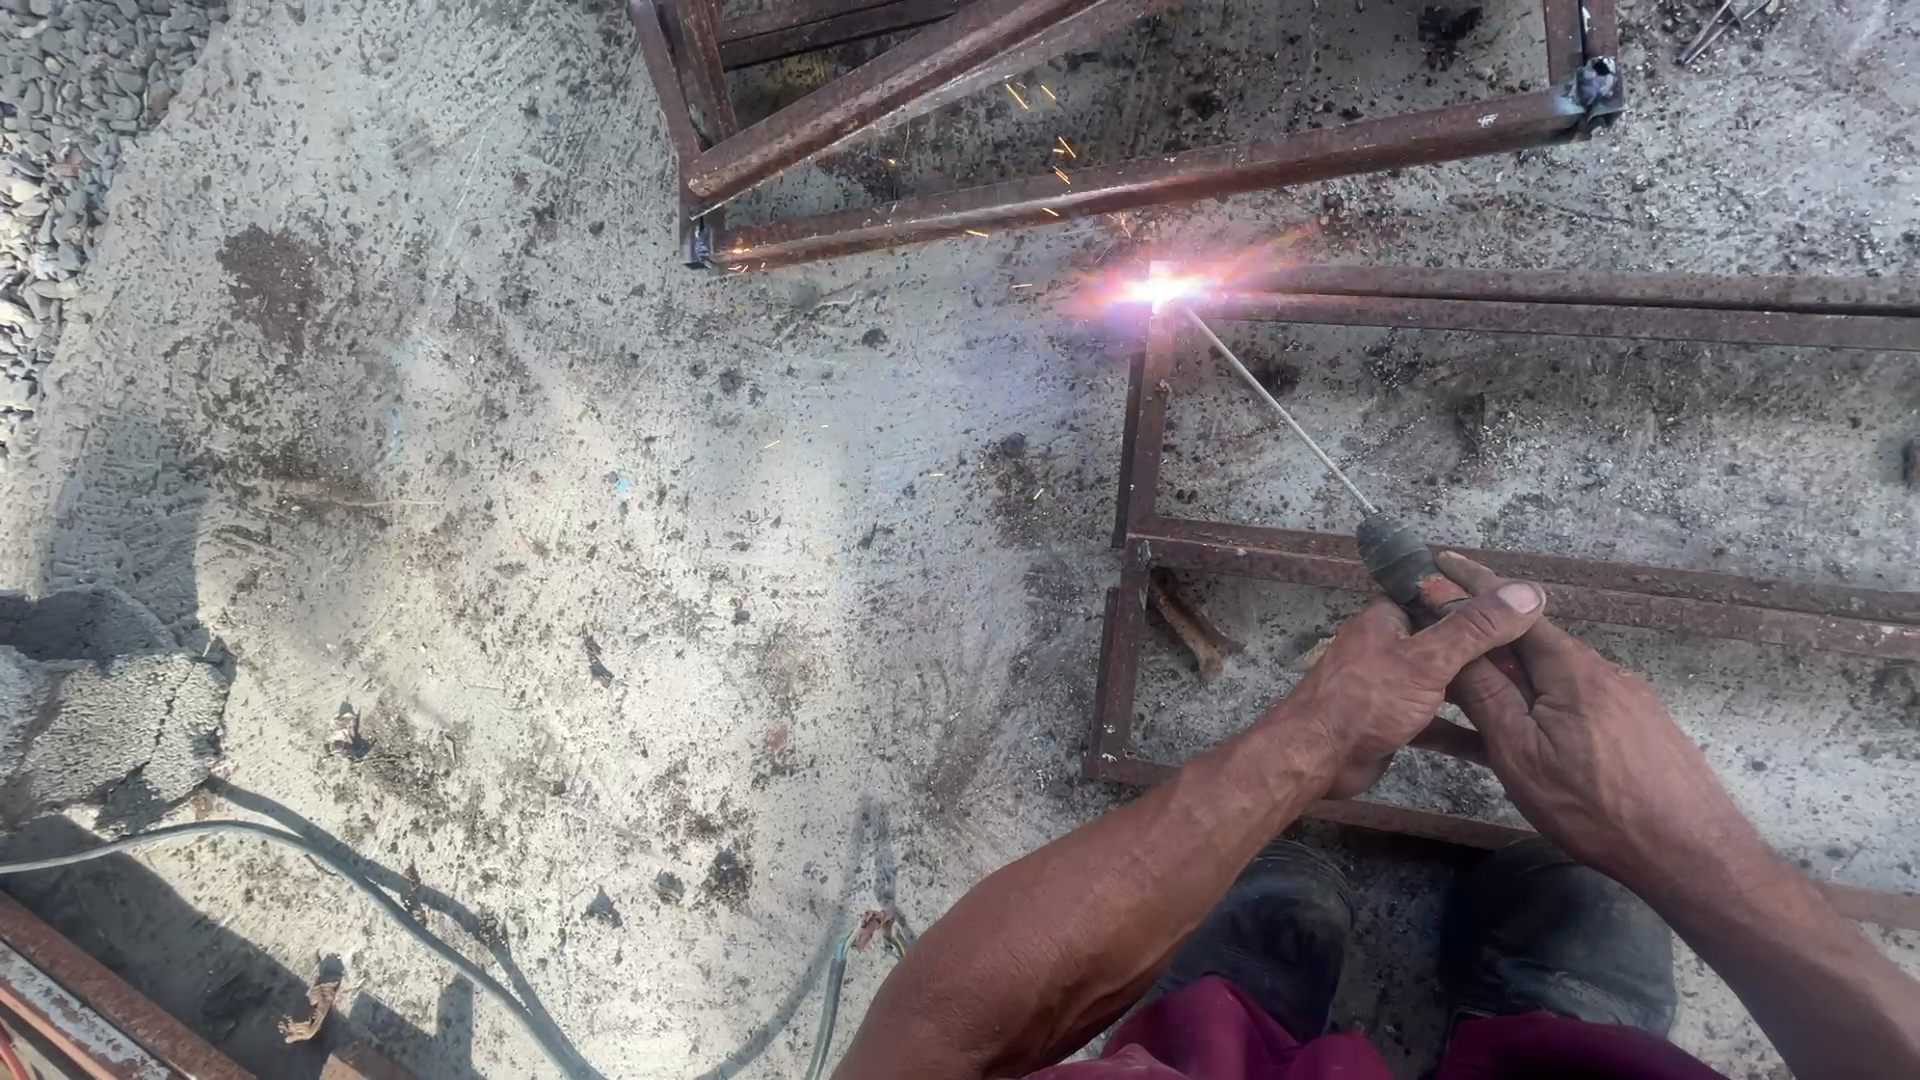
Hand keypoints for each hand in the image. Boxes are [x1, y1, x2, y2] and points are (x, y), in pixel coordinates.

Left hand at [1278, 584, 1544, 798]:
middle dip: (1485, 649)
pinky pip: (1437, 721)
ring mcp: (1389, 685)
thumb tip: (1525, 592)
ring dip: (1479, 689)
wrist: (1319, 756)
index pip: (1434, 596)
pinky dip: (1466, 729)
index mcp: (1385, 620)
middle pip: (1443, 641)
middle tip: (1539, 654)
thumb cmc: (1366, 699)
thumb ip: (1474, 629)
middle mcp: (1385, 647)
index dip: (1475, 599)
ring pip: (1443, 682)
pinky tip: (1506, 738)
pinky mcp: (1393, 721)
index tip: (1524, 604)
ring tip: (1533, 692)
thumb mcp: (1426, 659)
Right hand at [1439, 552, 1758, 891]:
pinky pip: (1574, 695)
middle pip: (1531, 640)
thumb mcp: (1519, 753)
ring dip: (1508, 669)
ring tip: (1468, 685)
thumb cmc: (1594, 808)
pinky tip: (1520, 722)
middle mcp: (1604, 674)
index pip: (1515, 611)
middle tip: (1437, 635)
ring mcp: (1627, 700)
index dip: (1474, 583)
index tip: (1439, 560)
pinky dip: (1536, 694)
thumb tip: (1456, 643)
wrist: (1697, 863)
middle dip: (1484, 633)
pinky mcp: (1639, 726)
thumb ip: (1486, 694)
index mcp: (1573, 672)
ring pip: (1551, 671)